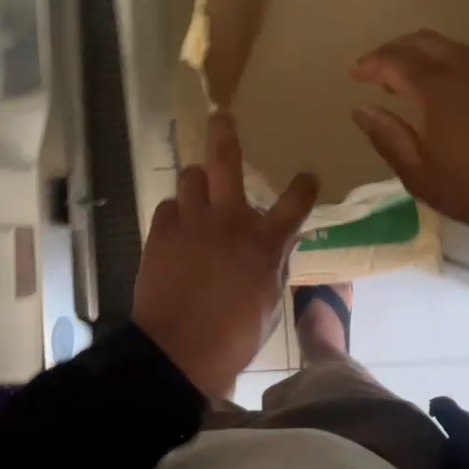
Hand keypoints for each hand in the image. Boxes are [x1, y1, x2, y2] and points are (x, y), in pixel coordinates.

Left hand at [134, 112, 317, 399]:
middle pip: (227, 162)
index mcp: (264, 243)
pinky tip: (177, 225)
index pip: (295, 203)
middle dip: (225, 133)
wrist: (179, 351)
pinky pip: (167, 206)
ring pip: (191, 177)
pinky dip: (175, 212)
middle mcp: (229, 221)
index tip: (308, 176)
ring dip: (198, 181)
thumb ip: (276, 267)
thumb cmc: (234, 336)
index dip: (304, 186)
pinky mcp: (159, 233)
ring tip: (198, 190)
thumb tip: (282, 246)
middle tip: (221, 116)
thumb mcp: (270, 305)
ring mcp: (191, 223)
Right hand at [349, 30, 468, 243]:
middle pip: (423, 41)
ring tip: (404, 77)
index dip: (370, 64)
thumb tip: (361, 110)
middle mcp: (466, 69)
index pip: (395, 61)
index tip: (353, 74)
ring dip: (422, 53)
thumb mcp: (418, 173)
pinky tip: (444, 86)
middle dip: (394, 49)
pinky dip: (448, 61)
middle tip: (374, 69)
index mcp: (438, 88)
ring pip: (450, 46)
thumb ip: (386, 136)